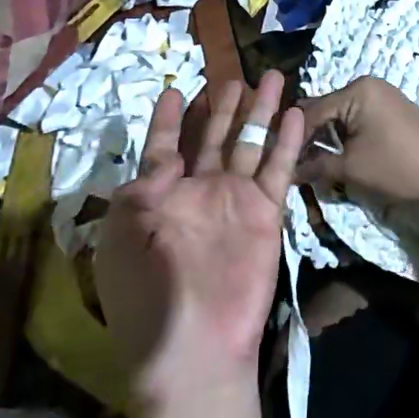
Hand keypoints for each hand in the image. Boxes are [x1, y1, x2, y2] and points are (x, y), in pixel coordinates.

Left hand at [95, 71, 304, 402]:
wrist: (192, 342)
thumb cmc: (147, 292)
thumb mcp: (122, 233)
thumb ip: (142, 186)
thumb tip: (167, 158)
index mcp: (159, 199)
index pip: (165, 147)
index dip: (170, 119)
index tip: (177, 90)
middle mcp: (199, 193)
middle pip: (214, 137)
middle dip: (224, 106)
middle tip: (235, 76)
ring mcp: (235, 200)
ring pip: (249, 143)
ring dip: (259, 111)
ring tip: (270, 78)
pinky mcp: (266, 211)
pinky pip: (277, 167)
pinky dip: (286, 140)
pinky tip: (295, 112)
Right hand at [298, 75, 418, 210]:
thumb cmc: (400, 165)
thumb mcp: (352, 168)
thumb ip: (316, 165)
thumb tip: (287, 170)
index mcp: (355, 90)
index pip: (309, 111)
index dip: (292, 138)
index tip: (274, 160)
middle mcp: (366, 85)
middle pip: (323, 111)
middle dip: (308, 138)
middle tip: (291, 164)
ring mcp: (380, 97)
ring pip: (339, 118)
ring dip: (326, 140)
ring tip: (312, 166)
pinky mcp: (390, 111)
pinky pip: (356, 120)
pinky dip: (344, 138)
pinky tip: (336, 159)